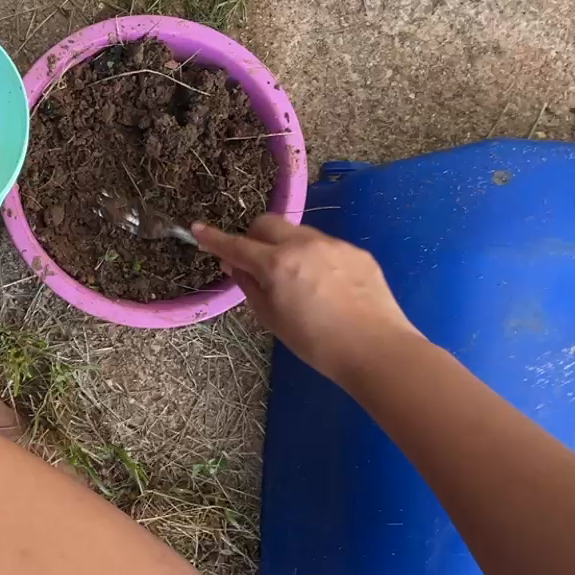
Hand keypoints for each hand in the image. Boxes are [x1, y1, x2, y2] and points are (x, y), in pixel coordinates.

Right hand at [192, 214, 422, 384]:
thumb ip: (249, 285)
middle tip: (256, 261)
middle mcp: (304, 245)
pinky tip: (325, 285)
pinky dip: (314, 257)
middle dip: (254, 236)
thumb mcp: (270, 317)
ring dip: (286, 246)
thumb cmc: (315, 342)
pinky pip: (325, 245)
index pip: (236, 245)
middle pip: (267, 224)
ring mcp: (334, 245)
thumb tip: (235, 266)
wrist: (377, 350)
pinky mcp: (357, 252)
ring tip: (296, 278)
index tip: (197, 229)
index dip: (214, 238)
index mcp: (276, 264)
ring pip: (297, 233)